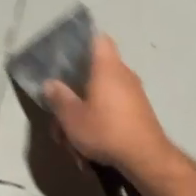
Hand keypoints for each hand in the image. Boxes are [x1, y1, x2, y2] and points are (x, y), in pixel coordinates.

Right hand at [44, 35, 171, 171]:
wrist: (145, 156)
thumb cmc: (105, 130)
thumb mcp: (72, 117)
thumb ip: (59, 98)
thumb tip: (50, 83)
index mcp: (107, 67)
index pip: (98, 39)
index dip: (82, 42)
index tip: (67, 55)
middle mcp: (124, 74)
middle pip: (96, 72)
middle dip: (76, 90)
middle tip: (60, 110)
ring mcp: (134, 93)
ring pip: (103, 94)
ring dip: (86, 111)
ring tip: (71, 137)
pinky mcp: (139, 111)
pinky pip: (113, 108)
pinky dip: (99, 120)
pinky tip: (89, 143)